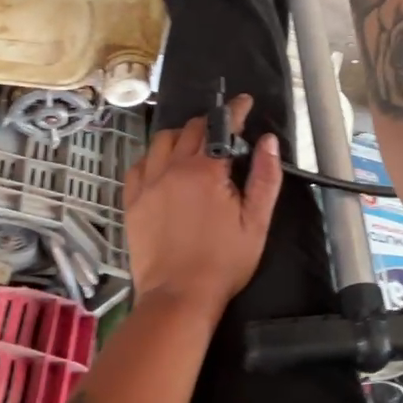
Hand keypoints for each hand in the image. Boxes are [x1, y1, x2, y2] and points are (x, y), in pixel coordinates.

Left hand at [124, 95, 283, 317]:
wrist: (178, 298)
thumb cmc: (223, 263)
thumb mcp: (256, 223)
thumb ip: (265, 178)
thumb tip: (268, 141)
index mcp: (206, 171)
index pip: (222, 125)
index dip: (235, 110)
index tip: (245, 103)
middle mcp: (174, 168)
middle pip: (192, 128)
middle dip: (211, 122)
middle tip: (224, 132)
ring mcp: (150, 183)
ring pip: (163, 140)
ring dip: (181, 135)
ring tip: (194, 146)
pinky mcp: (133, 201)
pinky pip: (139, 165)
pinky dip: (153, 157)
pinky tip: (163, 166)